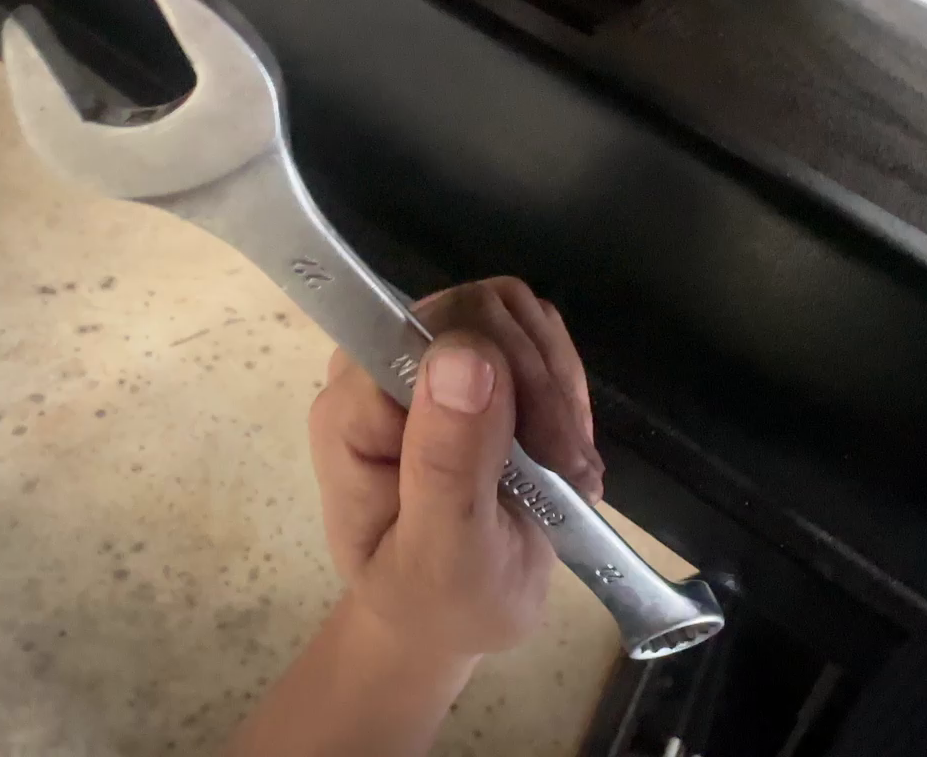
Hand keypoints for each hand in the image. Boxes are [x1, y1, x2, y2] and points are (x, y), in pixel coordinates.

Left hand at [308, 277, 604, 659]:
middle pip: (480, 311)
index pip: (430, 330)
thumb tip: (464, 353)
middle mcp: (384, 367)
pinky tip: (567, 448)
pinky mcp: (477, 360)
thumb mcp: (442, 557)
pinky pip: (538, 333)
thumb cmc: (439, 602)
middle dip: (541, 386)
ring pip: (518, 315)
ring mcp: (432, 357)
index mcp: (355, 409)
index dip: (501, 367)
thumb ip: (446, 461)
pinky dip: (567, 387)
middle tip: (570, 465)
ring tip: (571, 466)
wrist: (456, 614)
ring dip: (560, 389)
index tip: (545, 445)